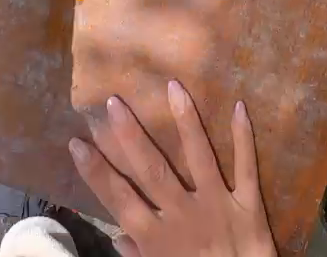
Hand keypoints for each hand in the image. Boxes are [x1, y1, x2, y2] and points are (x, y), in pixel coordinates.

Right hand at [69, 82, 275, 256]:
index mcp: (157, 238)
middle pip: (152, 170)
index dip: (96, 172)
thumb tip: (118, 235)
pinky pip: (246, 167)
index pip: (119, 199)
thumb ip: (140, 254)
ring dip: (186, 121)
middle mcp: (183, 216)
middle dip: (131, 135)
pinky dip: (243, 138)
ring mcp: (217, 205)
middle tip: (115, 101)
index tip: (77, 142)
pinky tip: (239, 106)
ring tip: (174, 85)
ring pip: (199, 157)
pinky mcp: (248, 204)